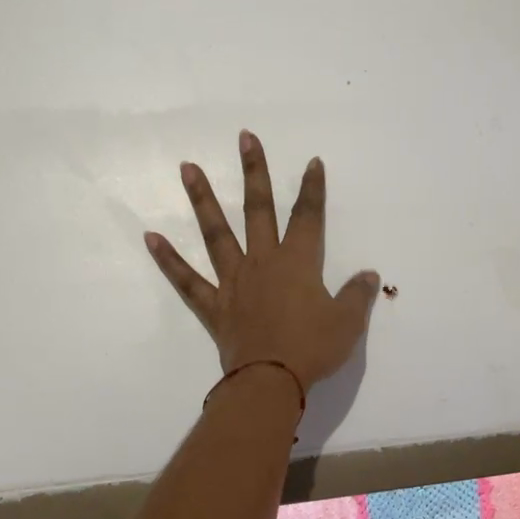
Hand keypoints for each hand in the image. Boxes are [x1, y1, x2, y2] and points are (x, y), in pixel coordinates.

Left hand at [145, 130, 380, 388]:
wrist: (271, 380)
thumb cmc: (312, 350)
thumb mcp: (347, 323)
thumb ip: (357, 295)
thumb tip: (368, 274)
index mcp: (298, 264)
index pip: (308, 219)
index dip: (312, 190)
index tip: (312, 163)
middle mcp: (263, 263)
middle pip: (258, 211)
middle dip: (254, 173)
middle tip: (244, 138)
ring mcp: (234, 283)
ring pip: (216, 234)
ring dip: (203, 200)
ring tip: (187, 168)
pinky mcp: (215, 307)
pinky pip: (187, 281)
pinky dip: (169, 260)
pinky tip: (151, 238)